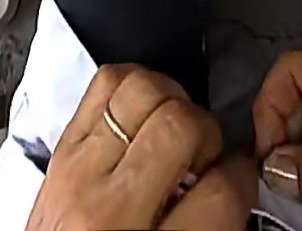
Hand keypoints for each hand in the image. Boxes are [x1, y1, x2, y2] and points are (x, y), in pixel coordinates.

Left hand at [29, 64, 256, 229]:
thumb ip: (207, 225)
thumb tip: (235, 177)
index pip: (220, 192)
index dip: (241, 177)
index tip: (238, 176)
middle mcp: (107, 214)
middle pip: (181, 125)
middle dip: (207, 131)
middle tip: (202, 155)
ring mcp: (77, 175)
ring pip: (143, 90)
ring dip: (171, 101)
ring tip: (171, 131)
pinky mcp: (60, 153)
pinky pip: (105, 84)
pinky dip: (132, 86)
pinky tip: (142, 115)